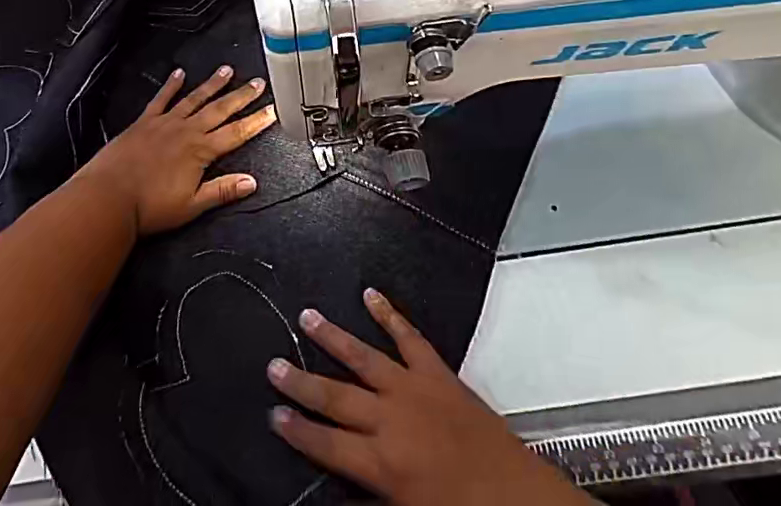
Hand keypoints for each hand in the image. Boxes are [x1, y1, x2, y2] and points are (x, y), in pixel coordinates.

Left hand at [81, 65, 272, 234]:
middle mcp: (186, 131)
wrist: (106, 199)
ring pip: (195, 99)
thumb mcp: (191, 205)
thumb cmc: (147, 207)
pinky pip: (161, 99)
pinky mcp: (143, 123)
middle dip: (241, 96)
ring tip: (227, 71)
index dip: (257, 121)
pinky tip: (179, 74)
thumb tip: (251, 182)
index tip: (272, 110)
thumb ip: (223, 191)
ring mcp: (164, 124)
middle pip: (220, 109)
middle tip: (257, 83)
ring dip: (213, 84)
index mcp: (200, 151)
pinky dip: (171, 85)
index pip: (237, 132)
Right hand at [267, 289, 591, 505]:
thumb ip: (367, 489)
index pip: (325, 444)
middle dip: (302, 381)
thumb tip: (340, 475)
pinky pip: (407, 336)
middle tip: (274, 364)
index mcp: (379, 462)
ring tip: (308, 317)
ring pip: (363, 357)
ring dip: (333, 337)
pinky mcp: (435, 371)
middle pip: (335, 397)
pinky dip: (389, 314)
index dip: (297, 430)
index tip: (273, 414)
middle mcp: (389, 419)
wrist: (507, 488)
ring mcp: (412, 388)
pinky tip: (371, 295)